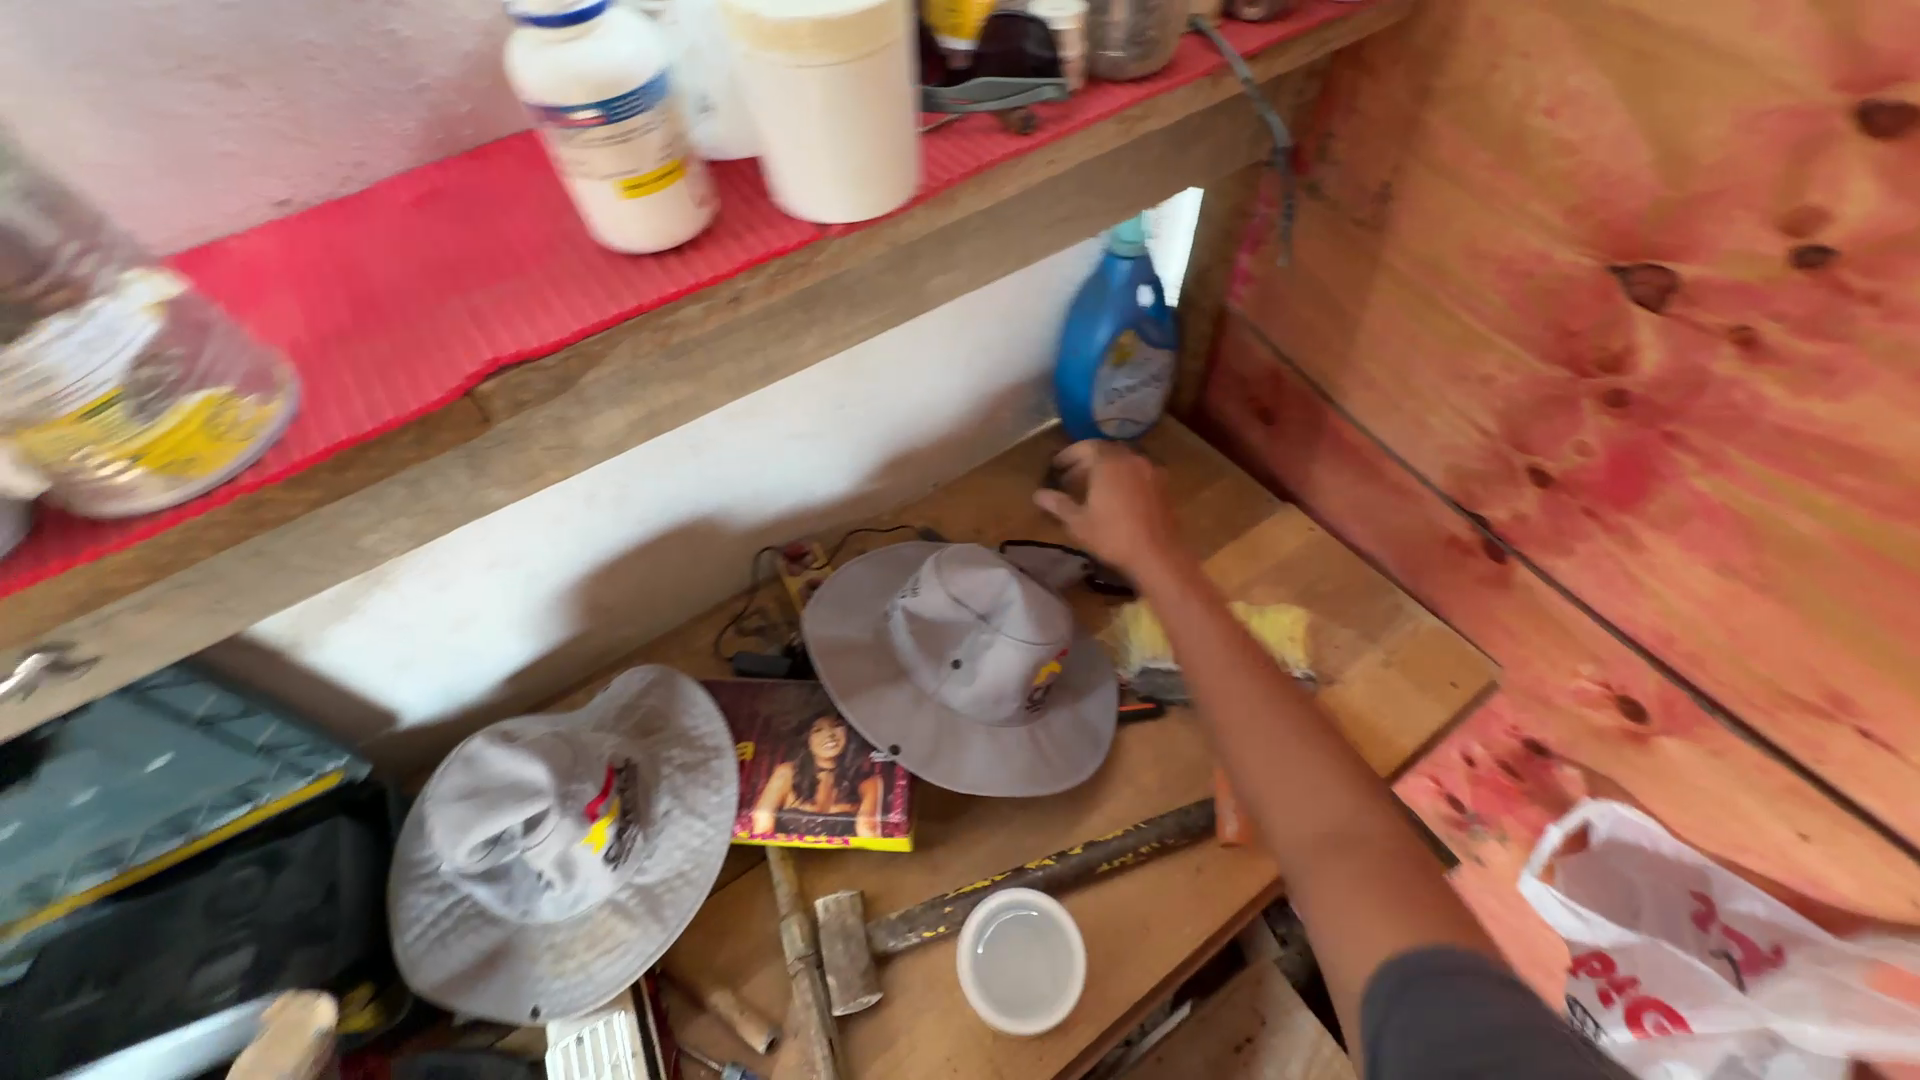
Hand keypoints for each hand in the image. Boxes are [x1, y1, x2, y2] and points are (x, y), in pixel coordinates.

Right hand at [1032, 440, 1190, 580]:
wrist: (1158, 554)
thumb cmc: (1113, 537)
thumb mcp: (1078, 522)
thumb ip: (1058, 504)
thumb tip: (1038, 495)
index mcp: (1108, 462)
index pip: (1085, 446)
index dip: (1069, 455)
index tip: (1057, 467)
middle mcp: (1131, 459)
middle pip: (1105, 451)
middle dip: (1086, 462)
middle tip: (1071, 479)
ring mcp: (1150, 470)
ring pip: (1123, 460)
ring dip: (1106, 469)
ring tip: (1093, 488)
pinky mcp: (1163, 485)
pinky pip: (1137, 472)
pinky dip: (1123, 477)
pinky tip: (1117, 497)